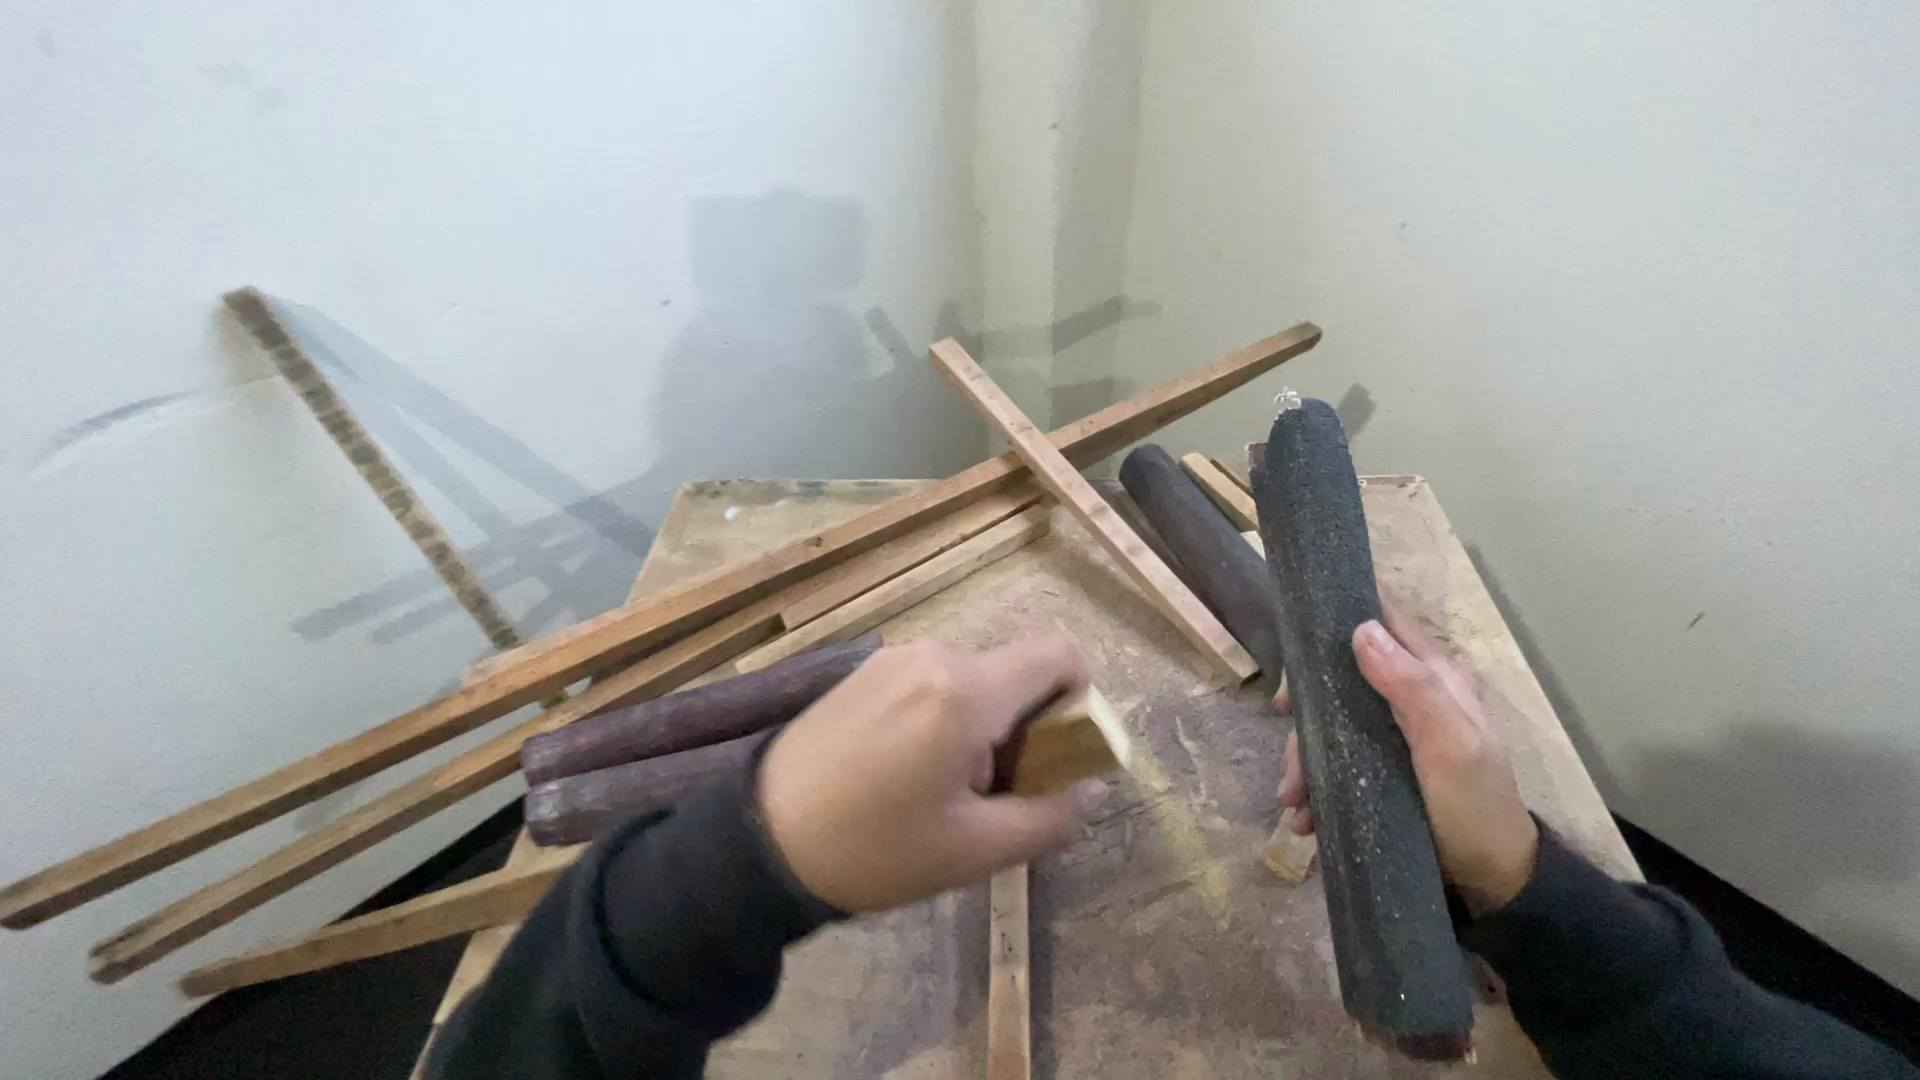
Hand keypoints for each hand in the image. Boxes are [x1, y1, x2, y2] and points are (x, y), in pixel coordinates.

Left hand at [758, 637, 1109, 912]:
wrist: (760, 839)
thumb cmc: (876, 850)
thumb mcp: (974, 850)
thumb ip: (1050, 816)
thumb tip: (1093, 787)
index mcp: (966, 690)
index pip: (1059, 654)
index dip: (1079, 694)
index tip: (1059, 748)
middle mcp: (934, 654)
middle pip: (1014, 671)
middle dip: (1025, 723)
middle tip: (994, 789)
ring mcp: (893, 657)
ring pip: (973, 677)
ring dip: (982, 722)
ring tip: (943, 786)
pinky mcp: (865, 669)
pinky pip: (932, 679)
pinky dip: (944, 712)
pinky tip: (906, 766)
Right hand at [1275, 599, 1538, 915]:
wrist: (1489, 884)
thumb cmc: (1475, 807)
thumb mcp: (1452, 746)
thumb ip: (1412, 688)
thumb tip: (1361, 630)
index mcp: (1431, 676)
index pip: (1383, 619)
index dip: (1341, 611)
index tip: (1299, 625)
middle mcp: (1404, 694)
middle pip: (1337, 672)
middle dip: (1306, 699)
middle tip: (1283, 720)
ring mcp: (1385, 732)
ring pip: (1325, 720)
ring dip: (1302, 756)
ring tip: (1293, 799)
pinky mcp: (1371, 765)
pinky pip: (1328, 760)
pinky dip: (1310, 782)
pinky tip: (1303, 813)